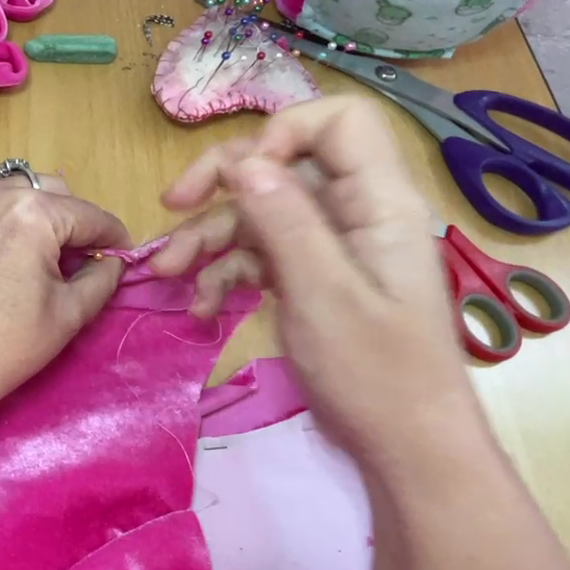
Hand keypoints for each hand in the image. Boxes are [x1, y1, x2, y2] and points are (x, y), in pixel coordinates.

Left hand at [0, 157, 130, 428]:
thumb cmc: (0, 349)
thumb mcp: (68, 317)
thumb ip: (101, 278)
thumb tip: (112, 259)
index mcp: (32, 214)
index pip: (90, 215)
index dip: (112, 239)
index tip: (120, 257)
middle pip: (51, 194)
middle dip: (71, 225)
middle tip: (74, 265)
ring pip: (9, 183)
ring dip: (28, 206)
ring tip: (31, 247)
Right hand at [147, 96, 484, 464]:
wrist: (404, 447)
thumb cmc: (375, 372)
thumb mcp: (322, 293)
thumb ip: (284, 220)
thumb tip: (244, 161)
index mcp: (377, 202)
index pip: (338, 122)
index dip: (282, 133)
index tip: (238, 179)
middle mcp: (354, 213)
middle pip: (283, 165)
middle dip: (221, 184)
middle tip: (170, 207)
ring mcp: (330, 247)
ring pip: (258, 213)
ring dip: (208, 238)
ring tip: (165, 273)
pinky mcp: (311, 278)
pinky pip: (258, 256)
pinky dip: (224, 275)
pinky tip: (201, 307)